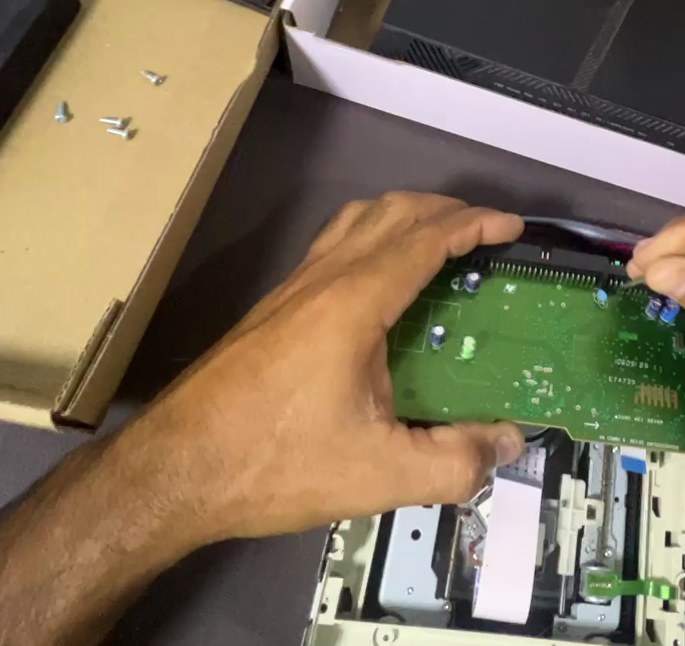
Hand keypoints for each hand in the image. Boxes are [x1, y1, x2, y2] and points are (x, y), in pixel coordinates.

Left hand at [111, 192, 527, 549]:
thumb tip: (510, 441)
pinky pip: (337, 238)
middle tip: (487, 232)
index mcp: (356, 302)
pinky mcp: (277, 301)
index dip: (475, 223)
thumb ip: (453, 461)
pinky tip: (382, 272)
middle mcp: (326, 277)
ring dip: (409, 212)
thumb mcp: (377, 475)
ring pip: (360, 216)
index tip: (512, 227)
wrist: (171, 472)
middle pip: (395, 210)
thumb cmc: (275, 463)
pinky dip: (376, 230)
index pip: (426, 238)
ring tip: (442, 238)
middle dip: (449, 209)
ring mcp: (296, 284)